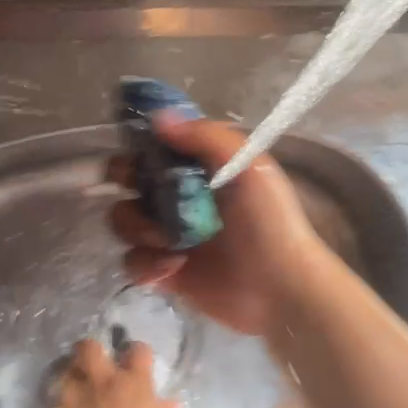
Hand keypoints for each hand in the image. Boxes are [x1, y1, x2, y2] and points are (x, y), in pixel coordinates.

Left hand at [48, 339, 176, 407]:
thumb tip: (169, 405)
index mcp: (135, 382)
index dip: (138, 352)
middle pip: (90, 347)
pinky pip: (57, 406)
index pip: (138, 349)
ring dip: (71, 378)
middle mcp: (104, 382)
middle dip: (90, 350)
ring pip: (66, 372)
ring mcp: (78, 398)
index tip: (138, 360)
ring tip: (76, 387)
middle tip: (94, 361)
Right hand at [108, 115, 331, 334]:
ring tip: (166, 238)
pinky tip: (174, 266)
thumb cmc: (270, 221)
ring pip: (125, 219)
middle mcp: (178, 195)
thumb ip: (206, 137)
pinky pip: (133, 262)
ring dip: (136, 225)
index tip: (137, 149)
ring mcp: (170, 234)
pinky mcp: (166, 272)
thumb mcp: (250, 166)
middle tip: (140, 189)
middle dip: (126, 180)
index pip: (156, 144)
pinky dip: (146, 264)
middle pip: (129, 177)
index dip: (140, 143)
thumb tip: (158, 118)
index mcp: (199, 166)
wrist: (282, 289)